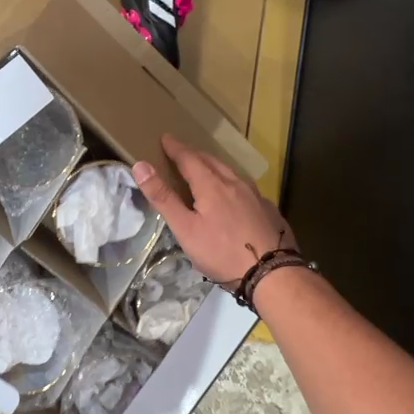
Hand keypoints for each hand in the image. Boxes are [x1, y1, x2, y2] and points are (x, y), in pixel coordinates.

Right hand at [132, 133, 298, 285]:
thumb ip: (163, 197)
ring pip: (231, 173)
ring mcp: (255, 196)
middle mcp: (235, 183)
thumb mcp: (185, 229)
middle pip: (211, 161)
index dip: (175, 148)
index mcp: (211, 185)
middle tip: (182, 153)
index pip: (189, 158)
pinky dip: (232, 184)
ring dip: (214, 166)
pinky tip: (234, 196)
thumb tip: (140, 165)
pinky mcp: (269, 210)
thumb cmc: (222, 252)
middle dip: (194, 154)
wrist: (273, 275)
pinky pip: (246, 188)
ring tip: (206, 169)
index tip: (165, 138)